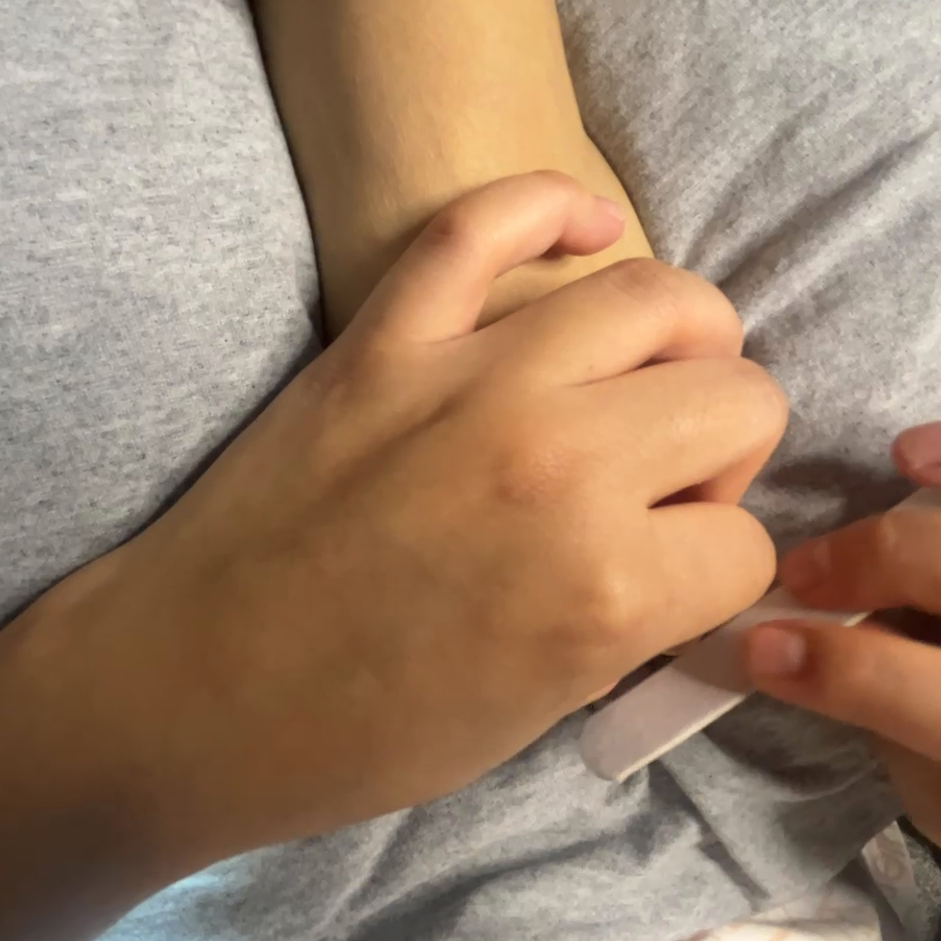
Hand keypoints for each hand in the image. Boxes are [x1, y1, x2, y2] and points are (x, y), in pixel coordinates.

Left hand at [17, 171, 782, 866]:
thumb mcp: (533, 709)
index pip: (746, 543)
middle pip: (737, 398)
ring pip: (651, 294)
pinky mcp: (380, 342)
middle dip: (719, 447)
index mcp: (609, 590)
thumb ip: (631, 614)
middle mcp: (559, 465)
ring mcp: (464, 383)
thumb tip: (680, 543)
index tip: (669, 569)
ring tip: (640, 371)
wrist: (194, 689)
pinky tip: (583, 230)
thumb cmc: (354, 732)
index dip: (715, 561)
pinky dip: (546, 209)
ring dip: (679, 335)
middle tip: (657, 476)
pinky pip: (482, 224)